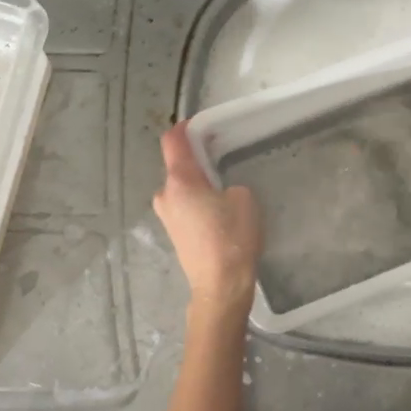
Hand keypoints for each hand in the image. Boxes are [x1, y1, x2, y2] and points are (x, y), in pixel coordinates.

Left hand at [154, 124, 261, 314]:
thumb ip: (230, 186)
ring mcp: (166, 217)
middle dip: (197, 162)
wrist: (220, 285)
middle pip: (177, 167)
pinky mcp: (174, 234)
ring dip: (198, 185)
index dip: (184, 128)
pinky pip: (185, 208)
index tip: (199, 125)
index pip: (173, 141)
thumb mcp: (244, 200)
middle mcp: (165, 195)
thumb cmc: (232, 238)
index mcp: (180, 180)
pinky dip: (198, 204)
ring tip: (223, 192)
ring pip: (181, 189)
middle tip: (221, 160)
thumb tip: (223, 193)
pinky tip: (218, 215)